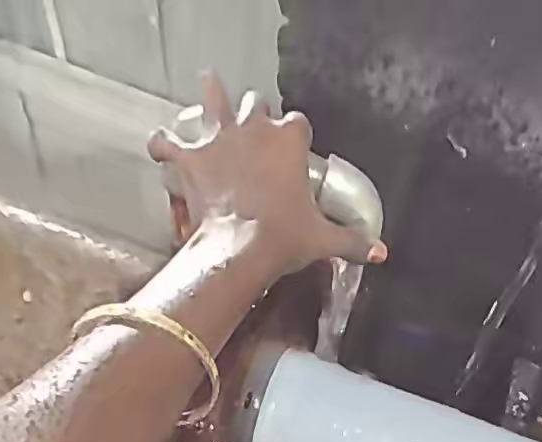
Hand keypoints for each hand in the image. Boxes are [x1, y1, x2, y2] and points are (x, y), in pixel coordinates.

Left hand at [149, 73, 386, 278]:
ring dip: (210, 96)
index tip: (291, 156)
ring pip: (212, 99)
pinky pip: (169, 141)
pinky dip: (163, 144)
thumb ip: (352, 241)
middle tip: (250, 132)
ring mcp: (221, 138)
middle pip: (255, 105)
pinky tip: (160, 146)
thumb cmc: (284, 239)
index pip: (297, 125)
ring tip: (206, 89)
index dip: (293, 139)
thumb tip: (381, 253)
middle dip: (253, 116)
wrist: (243, 249)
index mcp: (290, 142)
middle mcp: (255, 128)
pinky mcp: (193, 156)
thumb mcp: (323, 240)